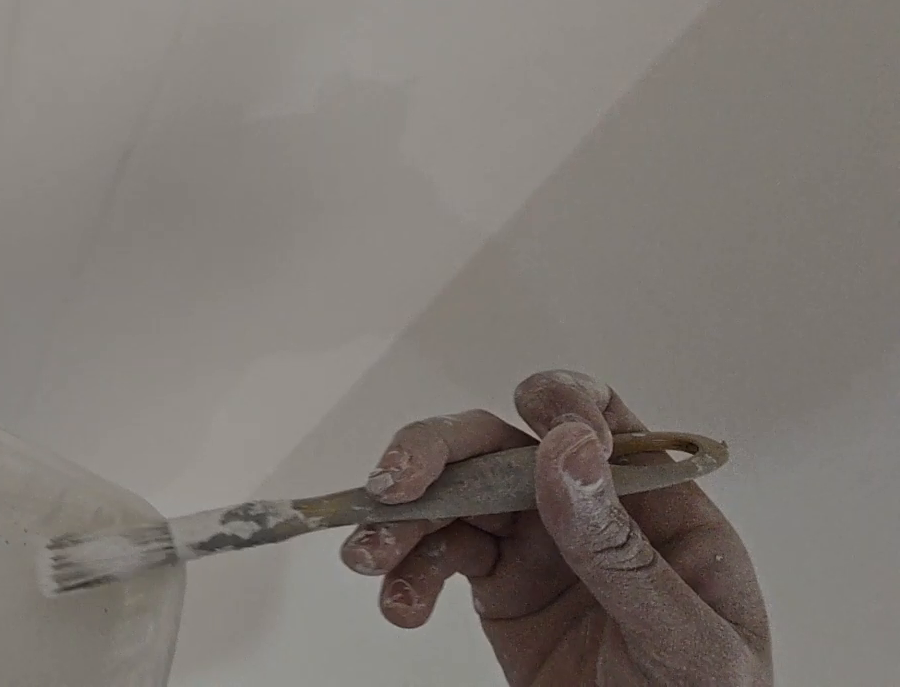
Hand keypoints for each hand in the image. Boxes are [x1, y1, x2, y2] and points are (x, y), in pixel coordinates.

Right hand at [338, 370, 770, 684]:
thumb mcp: (685, 648)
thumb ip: (620, 550)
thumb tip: (565, 443)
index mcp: (656, 511)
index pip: (598, 417)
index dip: (556, 404)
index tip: (528, 438)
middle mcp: (583, 508)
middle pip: (491, 443)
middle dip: (430, 458)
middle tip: (387, 486)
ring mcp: (533, 539)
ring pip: (447, 491)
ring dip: (397, 520)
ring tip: (367, 559)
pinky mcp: (492, 576)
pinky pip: (433, 546)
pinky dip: (403, 568)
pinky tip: (400, 603)